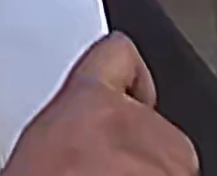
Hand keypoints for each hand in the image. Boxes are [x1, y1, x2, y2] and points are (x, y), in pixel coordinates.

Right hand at [1, 34, 197, 175]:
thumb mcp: (42, 139)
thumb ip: (75, 118)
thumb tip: (87, 132)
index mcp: (87, 97)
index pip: (121, 53)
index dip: (130, 76)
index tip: (131, 90)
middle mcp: (132, 123)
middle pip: (160, 129)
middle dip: (146, 155)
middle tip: (111, 175)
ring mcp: (163, 168)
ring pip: (175, 171)